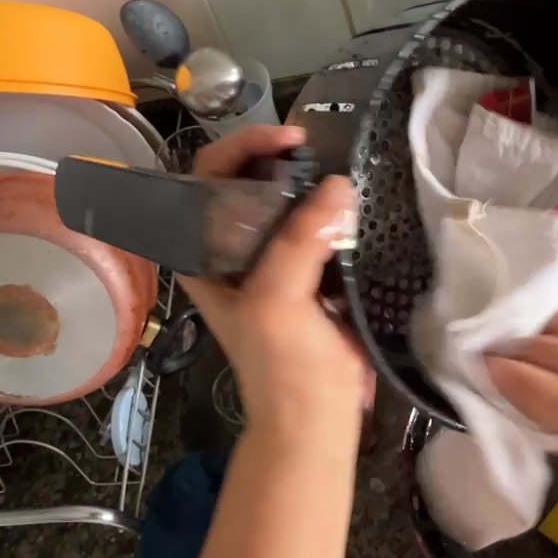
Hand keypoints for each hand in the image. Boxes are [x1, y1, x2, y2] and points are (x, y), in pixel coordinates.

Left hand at [176, 125, 369, 431]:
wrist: (317, 418)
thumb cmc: (283, 367)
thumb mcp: (277, 303)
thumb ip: (298, 243)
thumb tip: (338, 186)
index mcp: (203, 254)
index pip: (208, 178)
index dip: (241, 149)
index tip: (288, 139)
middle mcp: (232, 250)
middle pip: (248, 184)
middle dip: (278, 160)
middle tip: (317, 149)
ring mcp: (272, 262)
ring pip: (287, 204)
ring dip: (310, 184)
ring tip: (339, 170)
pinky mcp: (310, 273)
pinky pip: (318, 228)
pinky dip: (335, 212)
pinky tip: (354, 203)